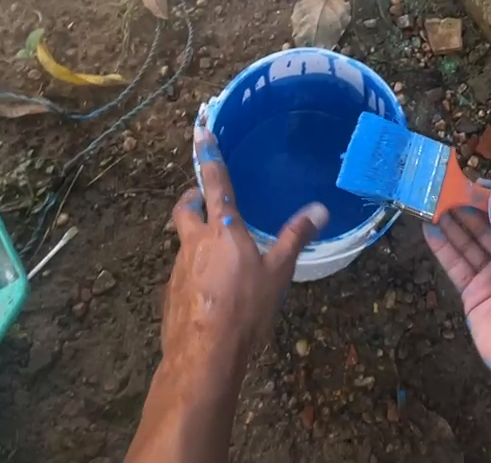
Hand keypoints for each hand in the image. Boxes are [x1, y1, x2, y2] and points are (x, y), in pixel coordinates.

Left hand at [163, 125, 327, 377]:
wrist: (203, 358)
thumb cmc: (245, 308)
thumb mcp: (278, 271)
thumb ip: (296, 237)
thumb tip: (320, 208)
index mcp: (222, 229)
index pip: (215, 183)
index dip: (209, 156)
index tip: (201, 132)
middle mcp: (195, 241)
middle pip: (185, 208)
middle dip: (192, 198)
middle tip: (204, 199)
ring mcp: (178, 268)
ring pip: (183, 241)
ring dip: (196, 237)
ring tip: (219, 253)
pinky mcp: (171, 294)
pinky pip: (182, 271)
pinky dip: (194, 271)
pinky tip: (211, 290)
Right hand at [424, 181, 490, 387]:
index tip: (475, 181)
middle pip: (486, 227)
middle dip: (467, 207)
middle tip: (445, 188)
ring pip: (469, 243)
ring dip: (452, 223)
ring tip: (432, 202)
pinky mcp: (473, 293)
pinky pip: (457, 264)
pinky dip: (443, 247)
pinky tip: (430, 228)